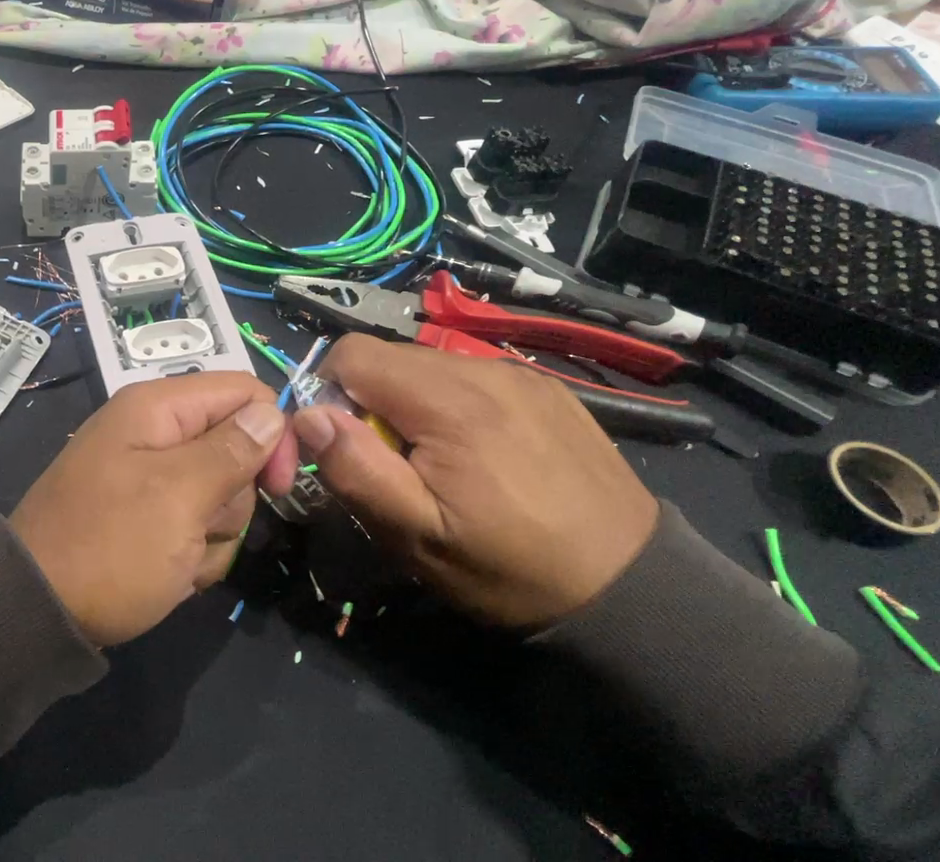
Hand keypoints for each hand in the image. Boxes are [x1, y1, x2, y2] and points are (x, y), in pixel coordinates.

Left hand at [9, 372, 295, 645]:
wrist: (39, 611)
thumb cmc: (109, 547)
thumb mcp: (177, 496)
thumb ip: (230, 451)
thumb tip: (270, 411)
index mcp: (156, 409)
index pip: (243, 393)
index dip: (272, 433)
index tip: (278, 486)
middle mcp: (154, 435)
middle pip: (236, 451)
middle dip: (230, 501)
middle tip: (194, 526)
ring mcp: (151, 481)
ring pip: (222, 499)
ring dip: (210, 538)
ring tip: (173, 558)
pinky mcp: (148, 519)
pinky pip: (197, 530)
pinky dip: (190, 558)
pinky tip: (165, 575)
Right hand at [291, 335, 658, 628]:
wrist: (631, 588)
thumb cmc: (508, 568)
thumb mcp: (415, 535)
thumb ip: (356, 468)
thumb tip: (308, 415)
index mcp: (449, 402)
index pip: (351, 353)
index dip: (331, 394)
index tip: (350, 446)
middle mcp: (485, 370)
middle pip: (390, 356)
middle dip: (370, 402)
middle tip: (395, 464)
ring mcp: (521, 375)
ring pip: (429, 364)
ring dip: (411, 403)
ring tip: (439, 462)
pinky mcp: (546, 388)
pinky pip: (471, 376)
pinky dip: (452, 404)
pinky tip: (480, 454)